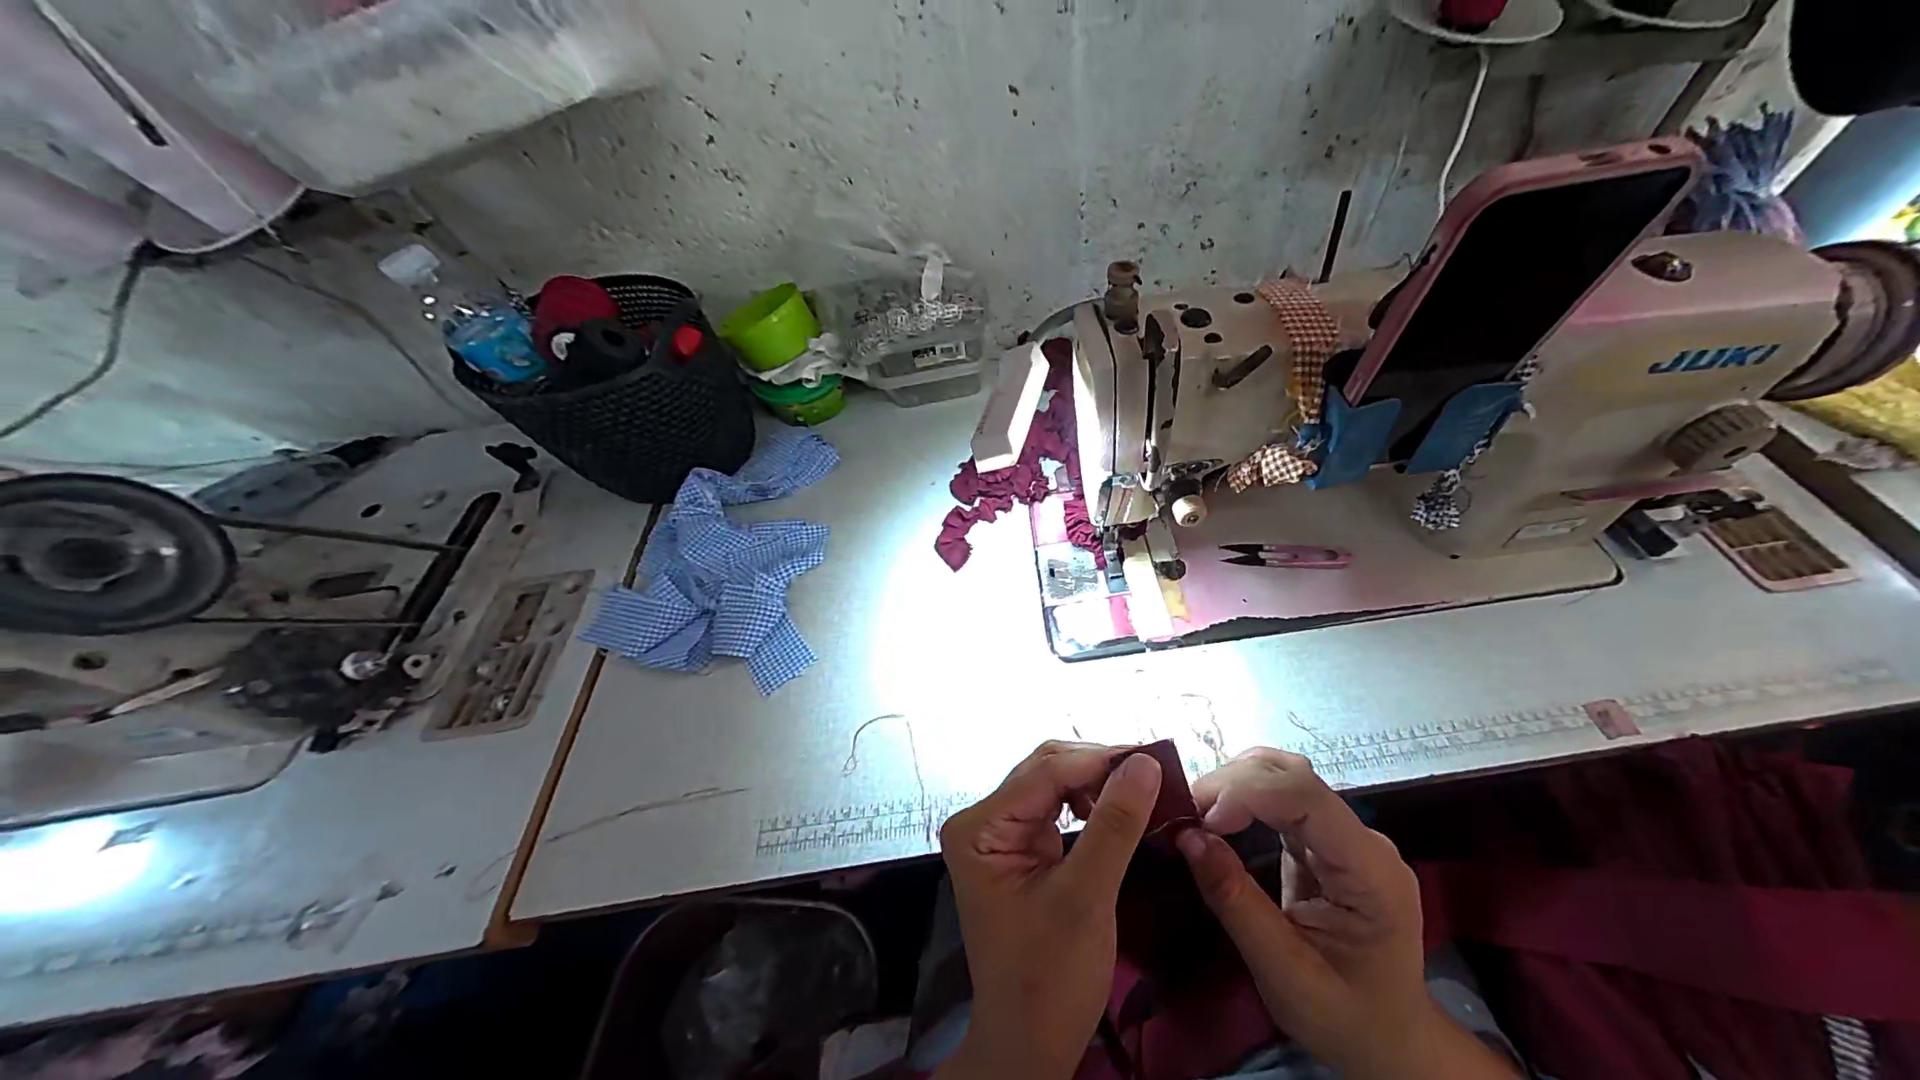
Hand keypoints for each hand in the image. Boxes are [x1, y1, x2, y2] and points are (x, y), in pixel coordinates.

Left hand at [935, 741, 1162, 1079]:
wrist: (1029, 1041)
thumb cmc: (1048, 978)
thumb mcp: (1085, 898)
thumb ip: (1114, 826)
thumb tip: (1144, 763)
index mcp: (978, 827)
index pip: (1043, 772)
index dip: (1099, 759)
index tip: (1153, 757)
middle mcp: (983, 820)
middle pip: (1046, 770)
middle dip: (1099, 767)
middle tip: (1154, 771)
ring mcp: (1001, 832)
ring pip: (1055, 783)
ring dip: (1099, 782)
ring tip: (1144, 787)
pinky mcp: (1022, 846)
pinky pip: (1059, 808)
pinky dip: (1092, 804)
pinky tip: (1121, 808)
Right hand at [1177, 748, 1516, 1079]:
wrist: (1390, 1041)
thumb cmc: (1345, 1018)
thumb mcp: (1284, 974)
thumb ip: (1235, 902)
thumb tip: (1187, 836)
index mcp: (1371, 872)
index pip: (1307, 798)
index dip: (1248, 793)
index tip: (1202, 820)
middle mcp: (1362, 840)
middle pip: (1293, 776)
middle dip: (1232, 783)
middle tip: (1185, 812)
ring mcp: (1343, 834)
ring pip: (1283, 775)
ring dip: (1233, 782)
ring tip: (1197, 811)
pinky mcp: (1321, 837)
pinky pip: (1278, 796)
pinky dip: (1240, 794)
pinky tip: (1216, 813)